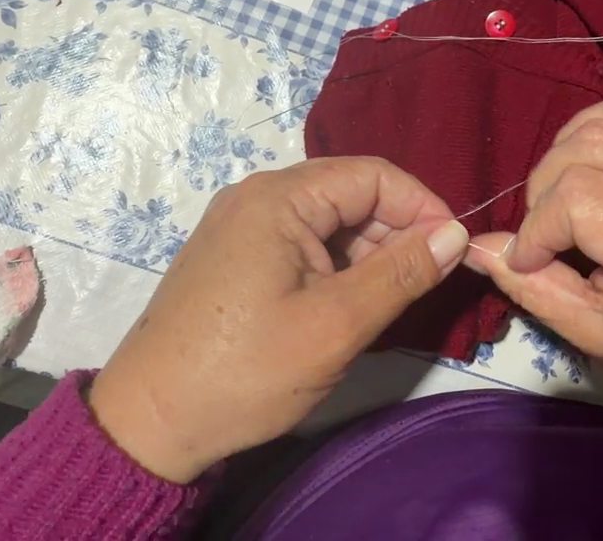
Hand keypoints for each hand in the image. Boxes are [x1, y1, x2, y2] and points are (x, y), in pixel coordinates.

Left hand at [88, 157, 469, 482]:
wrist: (147, 427)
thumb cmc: (246, 371)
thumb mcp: (337, 325)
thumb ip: (402, 272)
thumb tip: (455, 233)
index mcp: (279, 197)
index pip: (373, 176)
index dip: (421, 206)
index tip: (453, 249)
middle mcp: (259, 195)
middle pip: (350, 193)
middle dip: (395, 231)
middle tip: (423, 282)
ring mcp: (243, 222)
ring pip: (329, 219)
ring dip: (367, 251)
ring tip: (388, 299)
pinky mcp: (236, 251)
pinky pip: (303, 239)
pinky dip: (336, 264)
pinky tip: (348, 301)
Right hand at [462, 92, 602, 469]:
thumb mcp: (600, 340)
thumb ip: (534, 289)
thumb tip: (476, 246)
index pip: (579, 198)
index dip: (537, 224)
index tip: (530, 258)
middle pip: (591, 147)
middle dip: (547, 184)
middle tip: (546, 227)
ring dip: (570, 148)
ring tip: (566, 191)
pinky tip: (596, 166)